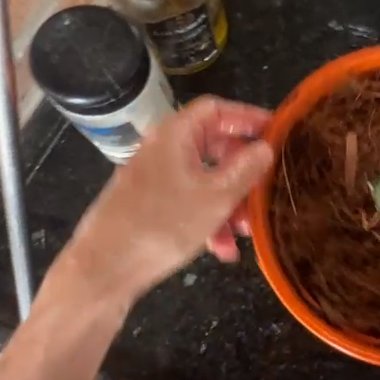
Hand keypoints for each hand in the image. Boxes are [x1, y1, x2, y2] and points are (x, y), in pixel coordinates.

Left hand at [35, 97, 273, 325]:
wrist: (103, 270)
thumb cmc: (163, 225)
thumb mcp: (217, 198)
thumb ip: (246, 169)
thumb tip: (265, 147)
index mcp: (175, 136)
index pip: (216, 109)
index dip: (247, 116)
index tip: (276, 132)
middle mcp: (162, 150)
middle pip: (213, 147)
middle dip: (243, 171)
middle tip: (266, 188)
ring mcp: (153, 178)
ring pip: (204, 180)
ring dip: (230, 203)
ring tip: (246, 232)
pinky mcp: (148, 205)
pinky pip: (188, 202)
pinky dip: (208, 219)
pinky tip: (222, 250)